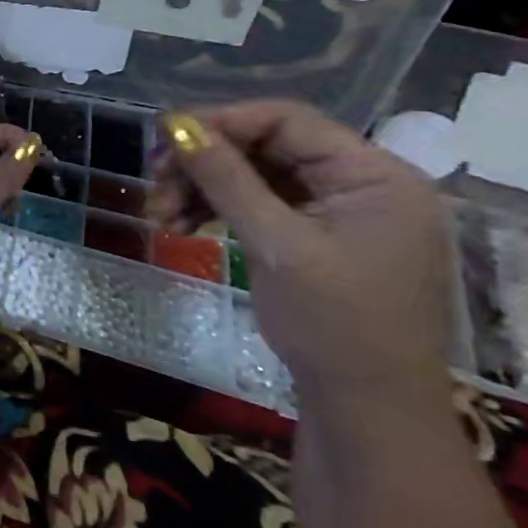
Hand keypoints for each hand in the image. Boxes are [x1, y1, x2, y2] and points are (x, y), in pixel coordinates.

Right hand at [146, 101, 455, 405]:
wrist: (367, 406)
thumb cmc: (334, 324)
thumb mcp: (275, 245)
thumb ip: (227, 179)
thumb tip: (178, 126)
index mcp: (374, 176)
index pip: (287, 121)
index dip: (221, 122)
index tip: (163, 138)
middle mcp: (360, 184)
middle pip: (266, 148)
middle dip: (204, 164)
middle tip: (153, 183)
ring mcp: (337, 211)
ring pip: (254, 177)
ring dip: (201, 190)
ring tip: (158, 216)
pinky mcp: (314, 236)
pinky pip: (258, 205)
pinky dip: (217, 212)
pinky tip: (180, 228)